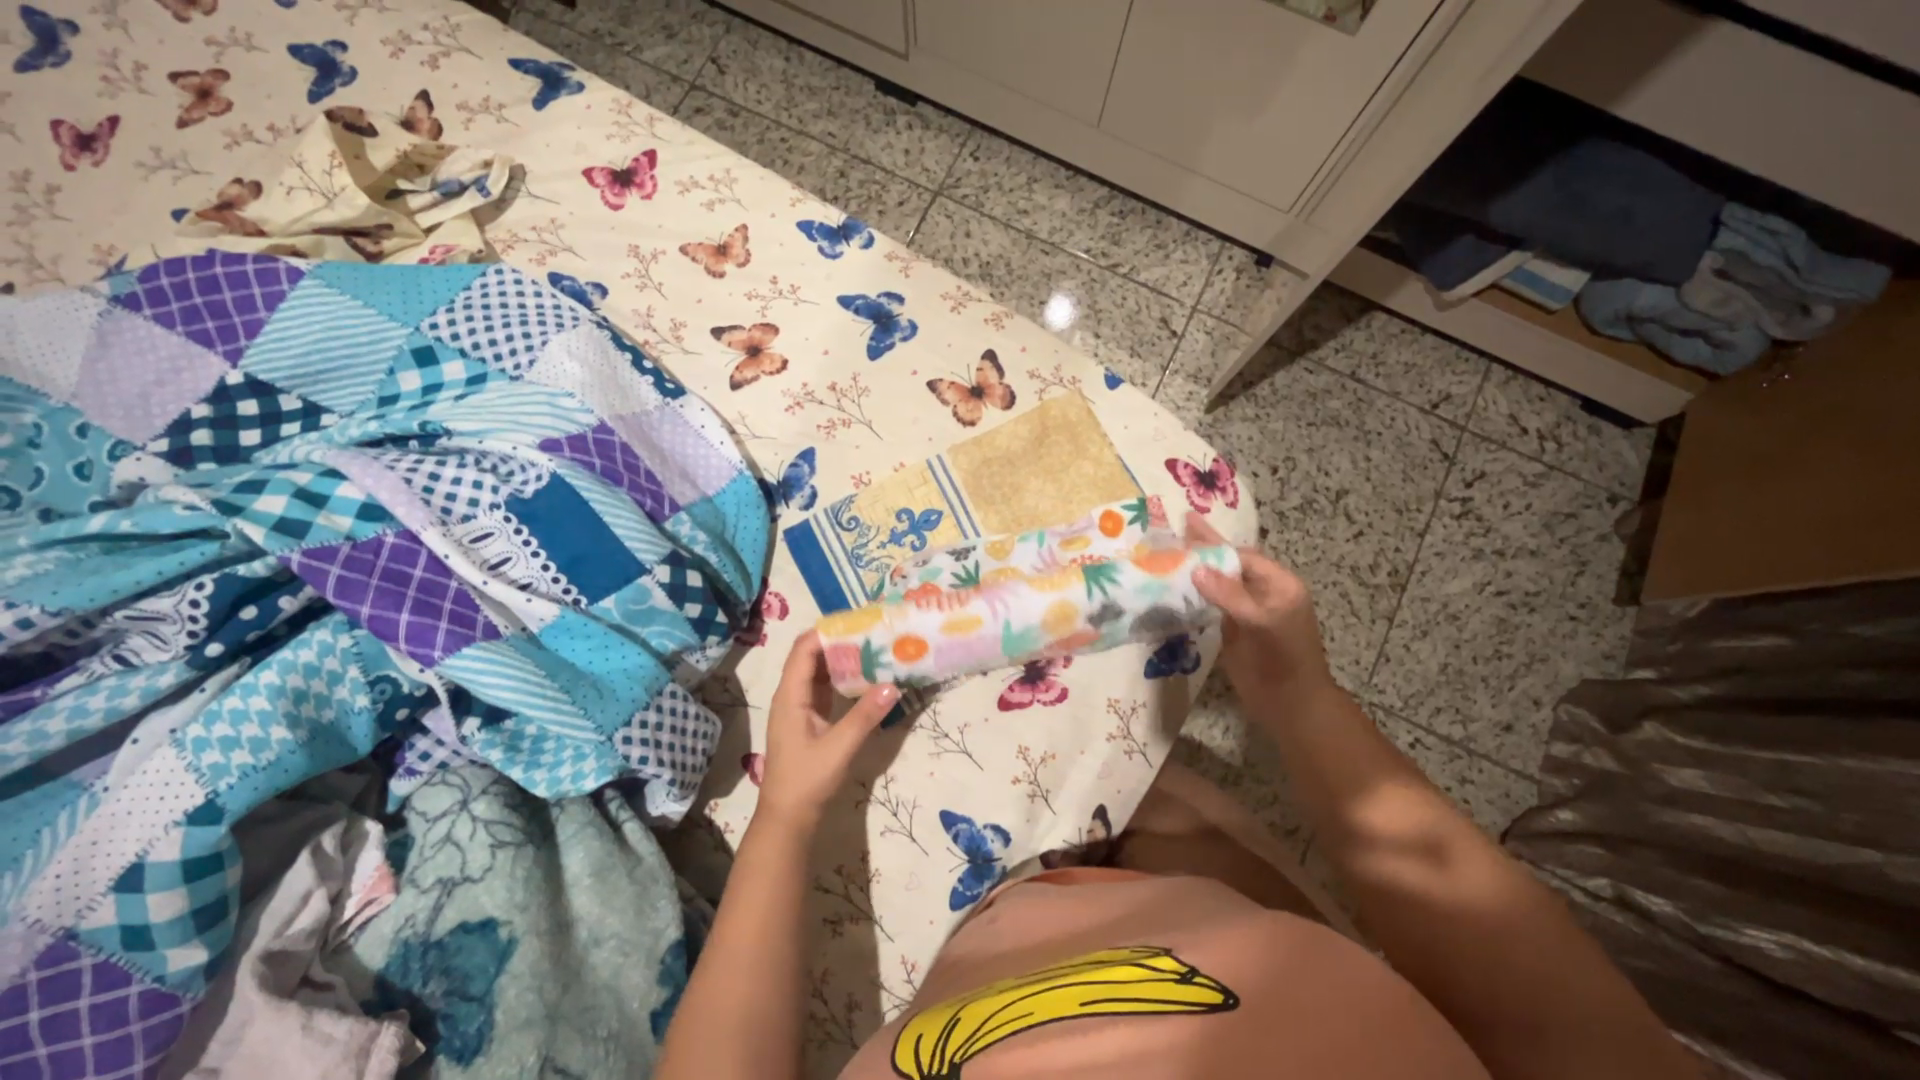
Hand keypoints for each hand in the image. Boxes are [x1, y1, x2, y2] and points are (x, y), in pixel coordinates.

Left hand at [755, 632, 897, 832]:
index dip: (828, 631)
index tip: (860, 621)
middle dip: (841, 641)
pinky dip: (844, 679)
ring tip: (875, 648)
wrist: (788, 818)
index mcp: (791, 696)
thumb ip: (865, 715)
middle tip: (874, 632)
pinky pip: (825, 689)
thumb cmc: (807, 780)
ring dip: (844, 660)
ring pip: (820, 672)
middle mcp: (792, 696)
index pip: (805, 649)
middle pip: (812, 656)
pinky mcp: (809, 721)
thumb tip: (893, 683)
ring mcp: (800, 709)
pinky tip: (866, 678)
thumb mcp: (839, 747)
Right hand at [1186, 514, 1332, 700]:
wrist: (1290, 705)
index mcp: (1279, 585)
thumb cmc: (1283, 661)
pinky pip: (1210, 605)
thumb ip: (1229, 595)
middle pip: (1230, 564)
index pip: (1242, 557)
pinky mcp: (1233, 630)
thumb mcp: (1260, 624)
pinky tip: (1173, 586)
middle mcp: (1263, 593)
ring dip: (1195, 569)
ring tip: (1168, 551)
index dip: (1215, 545)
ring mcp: (1247, 612)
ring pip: (1218, 583)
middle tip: (1179, 525)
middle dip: (1204, 548)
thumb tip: (1197, 568)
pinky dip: (1192, 594)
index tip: (1185, 530)